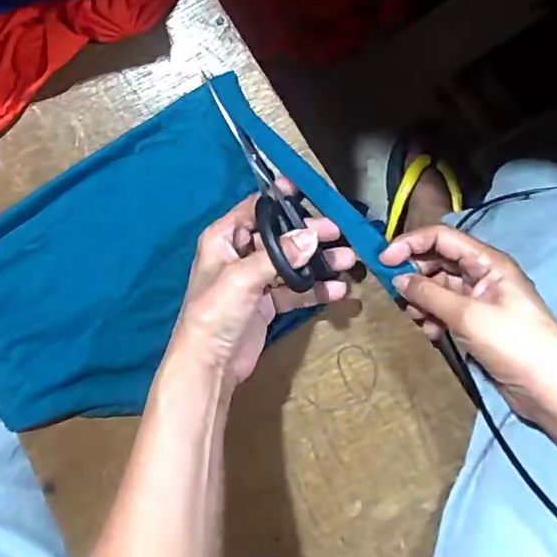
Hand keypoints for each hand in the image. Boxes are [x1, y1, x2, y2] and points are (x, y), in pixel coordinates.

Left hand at [168, 192, 354, 388]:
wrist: (208, 367)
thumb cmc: (215, 313)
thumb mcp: (242, 278)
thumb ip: (278, 256)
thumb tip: (311, 237)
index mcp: (224, 238)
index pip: (255, 208)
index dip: (281, 199)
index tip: (308, 190)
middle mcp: (239, 253)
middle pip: (279, 235)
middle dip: (309, 234)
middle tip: (338, 231)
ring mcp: (254, 279)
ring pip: (291, 262)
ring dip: (318, 261)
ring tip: (348, 260)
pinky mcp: (266, 303)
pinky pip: (295, 289)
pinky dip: (315, 288)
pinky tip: (338, 290)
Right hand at [381, 226, 556, 428]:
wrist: (552, 393)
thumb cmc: (515, 344)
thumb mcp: (468, 316)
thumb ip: (429, 294)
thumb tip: (398, 279)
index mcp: (488, 261)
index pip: (442, 237)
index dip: (410, 243)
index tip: (383, 259)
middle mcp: (483, 274)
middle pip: (438, 261)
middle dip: (415, 274)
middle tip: (396, 295)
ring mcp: (481, 300)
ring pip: (439, 287)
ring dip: (422, 300)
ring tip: (417, 319)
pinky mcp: (478, 323)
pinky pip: (446, 310)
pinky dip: (433, 317)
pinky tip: (431, 333)